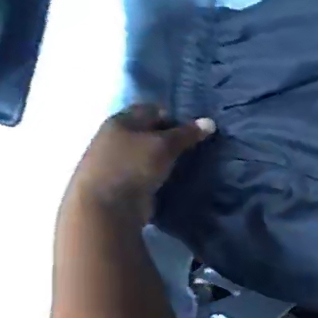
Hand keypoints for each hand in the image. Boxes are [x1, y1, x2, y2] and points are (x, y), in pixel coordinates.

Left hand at [62, 105, 214, 225]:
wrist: (106, 208)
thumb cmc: (133, 166)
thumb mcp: (164, 145)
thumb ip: (186, 134)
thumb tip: (210, 122)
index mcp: (120, 121)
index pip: (151, 110)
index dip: (174, 117)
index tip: (194, 130)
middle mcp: (116, 138)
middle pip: (150, 132)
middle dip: (172, 139)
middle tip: (196, 148)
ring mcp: (118, 162)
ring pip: (149, 154)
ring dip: (167, 159)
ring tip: (190, 164)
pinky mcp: (123, 183)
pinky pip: (147, 173)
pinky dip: (160, 175)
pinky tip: (175, 180)